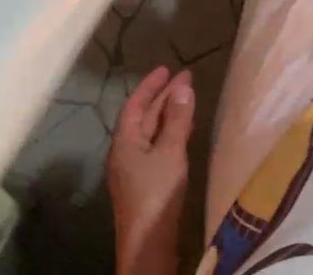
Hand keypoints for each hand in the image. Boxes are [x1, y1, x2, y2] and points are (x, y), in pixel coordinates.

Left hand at [106, 66, 194, 274]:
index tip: (167, 68)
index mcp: (124, 143)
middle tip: (186, 78)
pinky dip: (171, 131)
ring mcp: (134, 169)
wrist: (148, 243)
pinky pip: (157, 145)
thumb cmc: (156, 193)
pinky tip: (185, 130)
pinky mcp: (146, 182)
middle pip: (143, 118)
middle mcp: (125, 153)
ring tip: (188, 97)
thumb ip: (177, 120)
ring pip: (151, 132)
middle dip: (163, 97)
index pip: (134, 106)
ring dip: (168, 113)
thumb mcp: (170, 152)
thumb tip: (182, 88)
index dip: (150, 87)